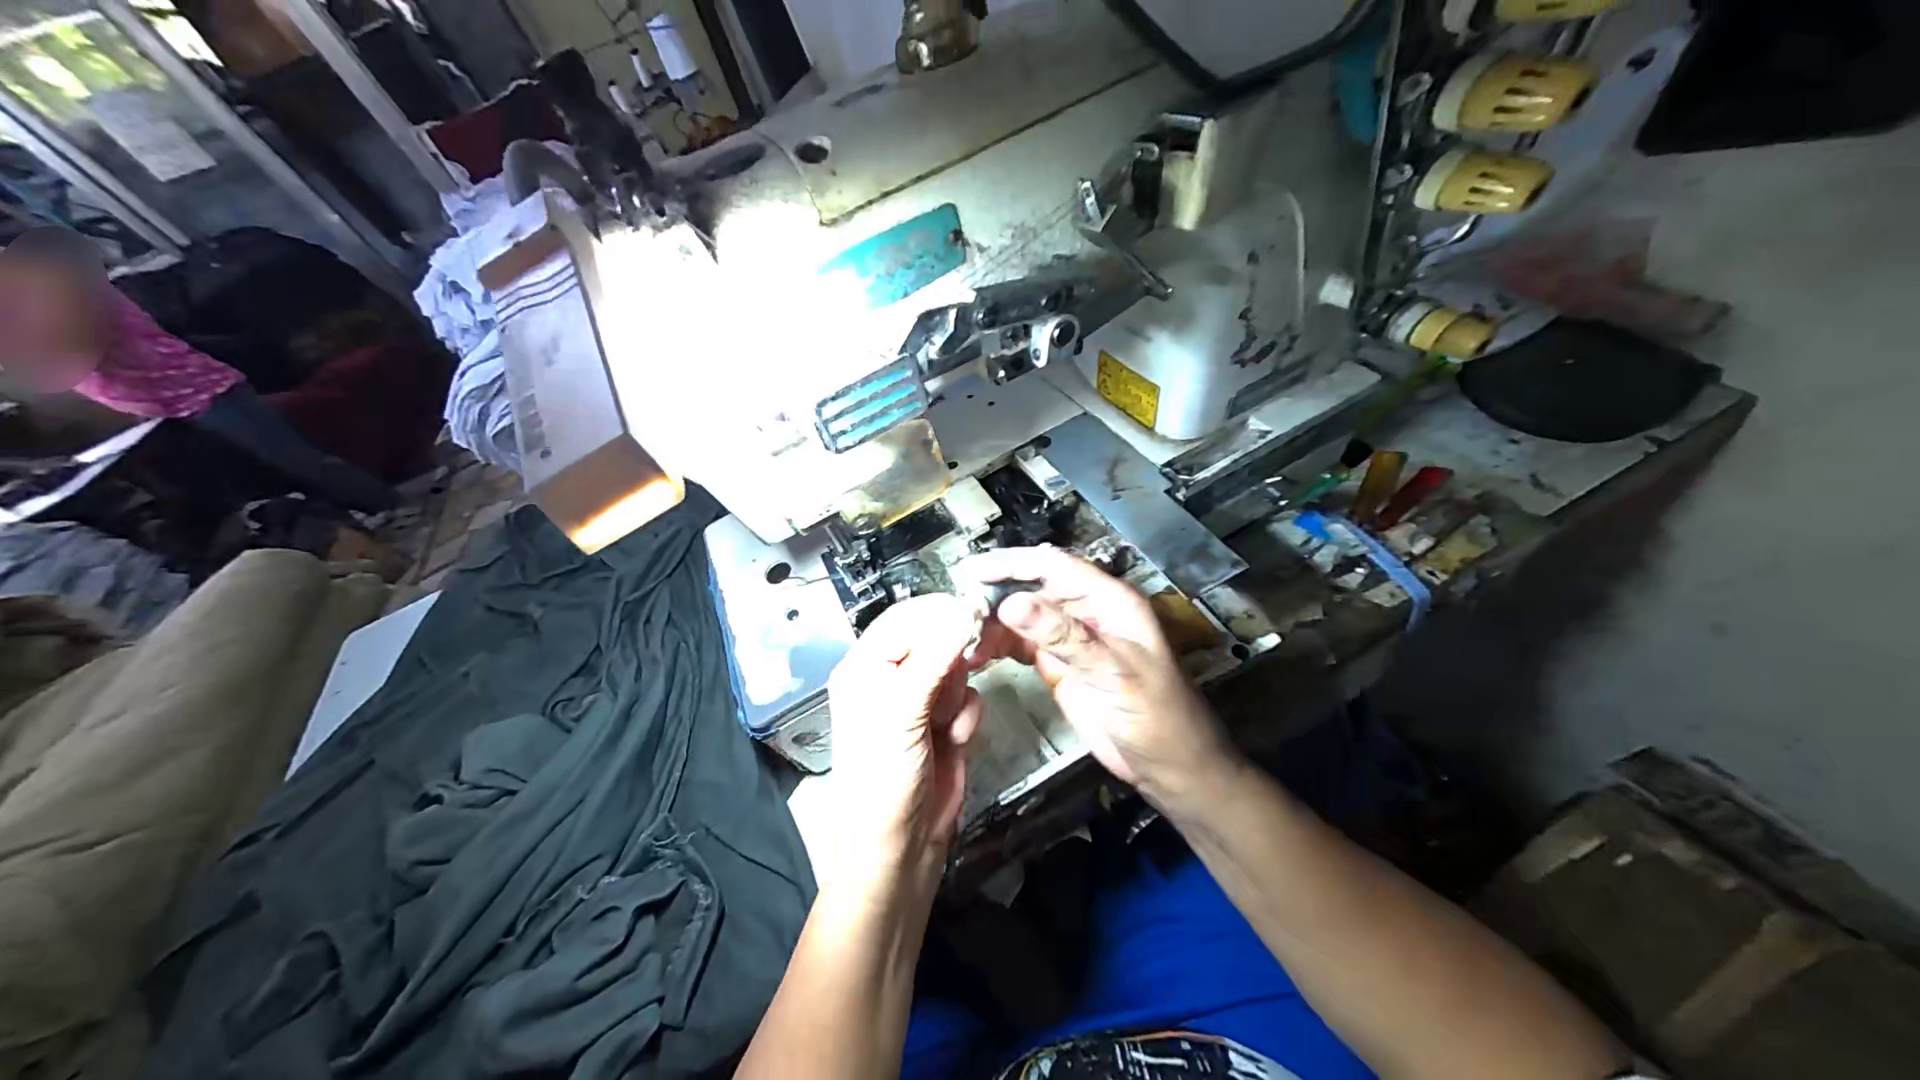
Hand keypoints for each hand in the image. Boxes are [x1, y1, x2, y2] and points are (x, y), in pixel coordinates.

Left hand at [823, 594, 982, 884]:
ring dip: (957, 695)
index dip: (939, 613)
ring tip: (943, 725)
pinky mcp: (946, 721)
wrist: (901, 846)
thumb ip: (934, 658)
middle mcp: (891, 677)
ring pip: (959, 667)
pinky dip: (967, 717)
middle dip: (952, 659)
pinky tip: (954, 742)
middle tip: (962, 674)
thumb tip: (963, 610)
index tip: (974, 613)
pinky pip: (970, 697)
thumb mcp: (901, 712)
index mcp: (865, 667)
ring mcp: (920, 699)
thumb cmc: (882, 779)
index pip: (905, 618)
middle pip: (937, 638)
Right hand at [962, 547, 1237, 806]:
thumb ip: (1064, 637)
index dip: (1013, 564)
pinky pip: (1022, 645)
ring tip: (963, 637)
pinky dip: (999, 646)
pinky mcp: (1058, 665)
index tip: (973, 570)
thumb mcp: (1113, 673)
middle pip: (1033, 588)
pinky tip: (977, 654)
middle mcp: (1088, 612)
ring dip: (993, 623)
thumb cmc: (1158, 716)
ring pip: (1023, 617)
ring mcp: (1071, 639)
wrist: (1171, 767)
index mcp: (1110, 601)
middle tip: (957, 607)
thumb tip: (1011, 603)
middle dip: (996, 593)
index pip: (1055, 567)